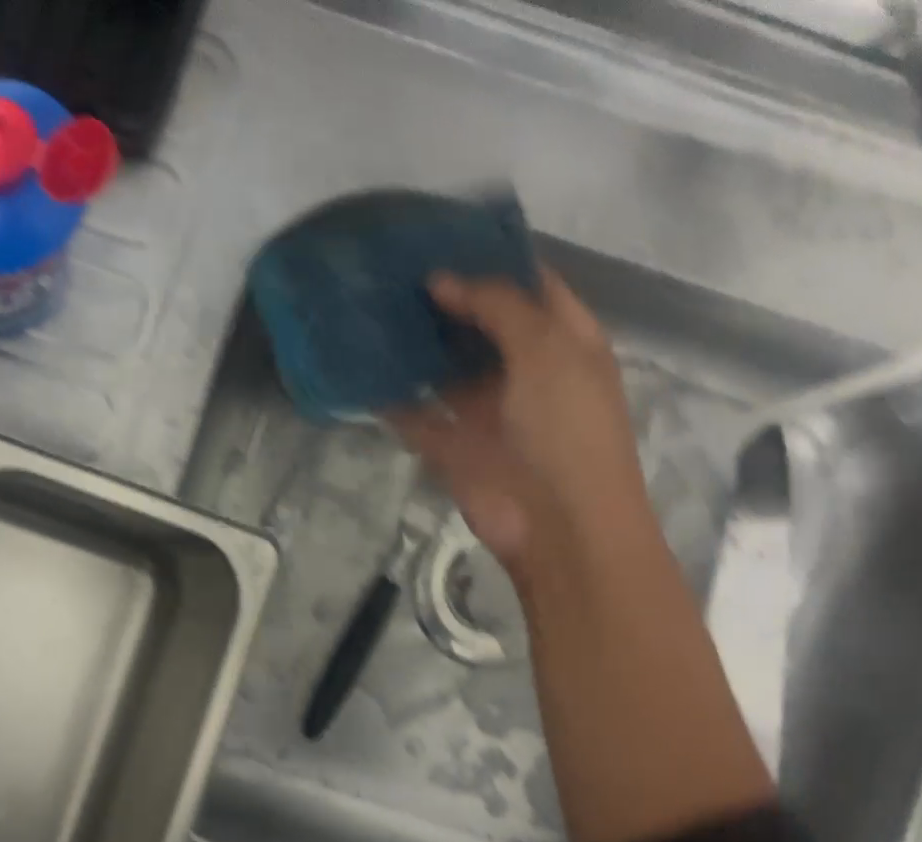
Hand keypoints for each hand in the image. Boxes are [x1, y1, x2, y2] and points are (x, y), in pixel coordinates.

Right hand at [389, 269, 653, 578]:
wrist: (556, 523)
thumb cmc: (566, 431)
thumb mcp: (547, 352)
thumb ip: (497, 308)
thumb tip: (441, 280)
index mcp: (564, 342)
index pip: (530, 286)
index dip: (492, 261)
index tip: (442, 238)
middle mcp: (524, 370)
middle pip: (479, 324)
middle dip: (442, 300)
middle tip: (390, 270)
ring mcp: (485, 408)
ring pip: (442, 366)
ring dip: (412, 344)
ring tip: (366, 307)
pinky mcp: (450, 442)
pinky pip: (412, 412)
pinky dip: (387, 396)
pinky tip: (355, 368)